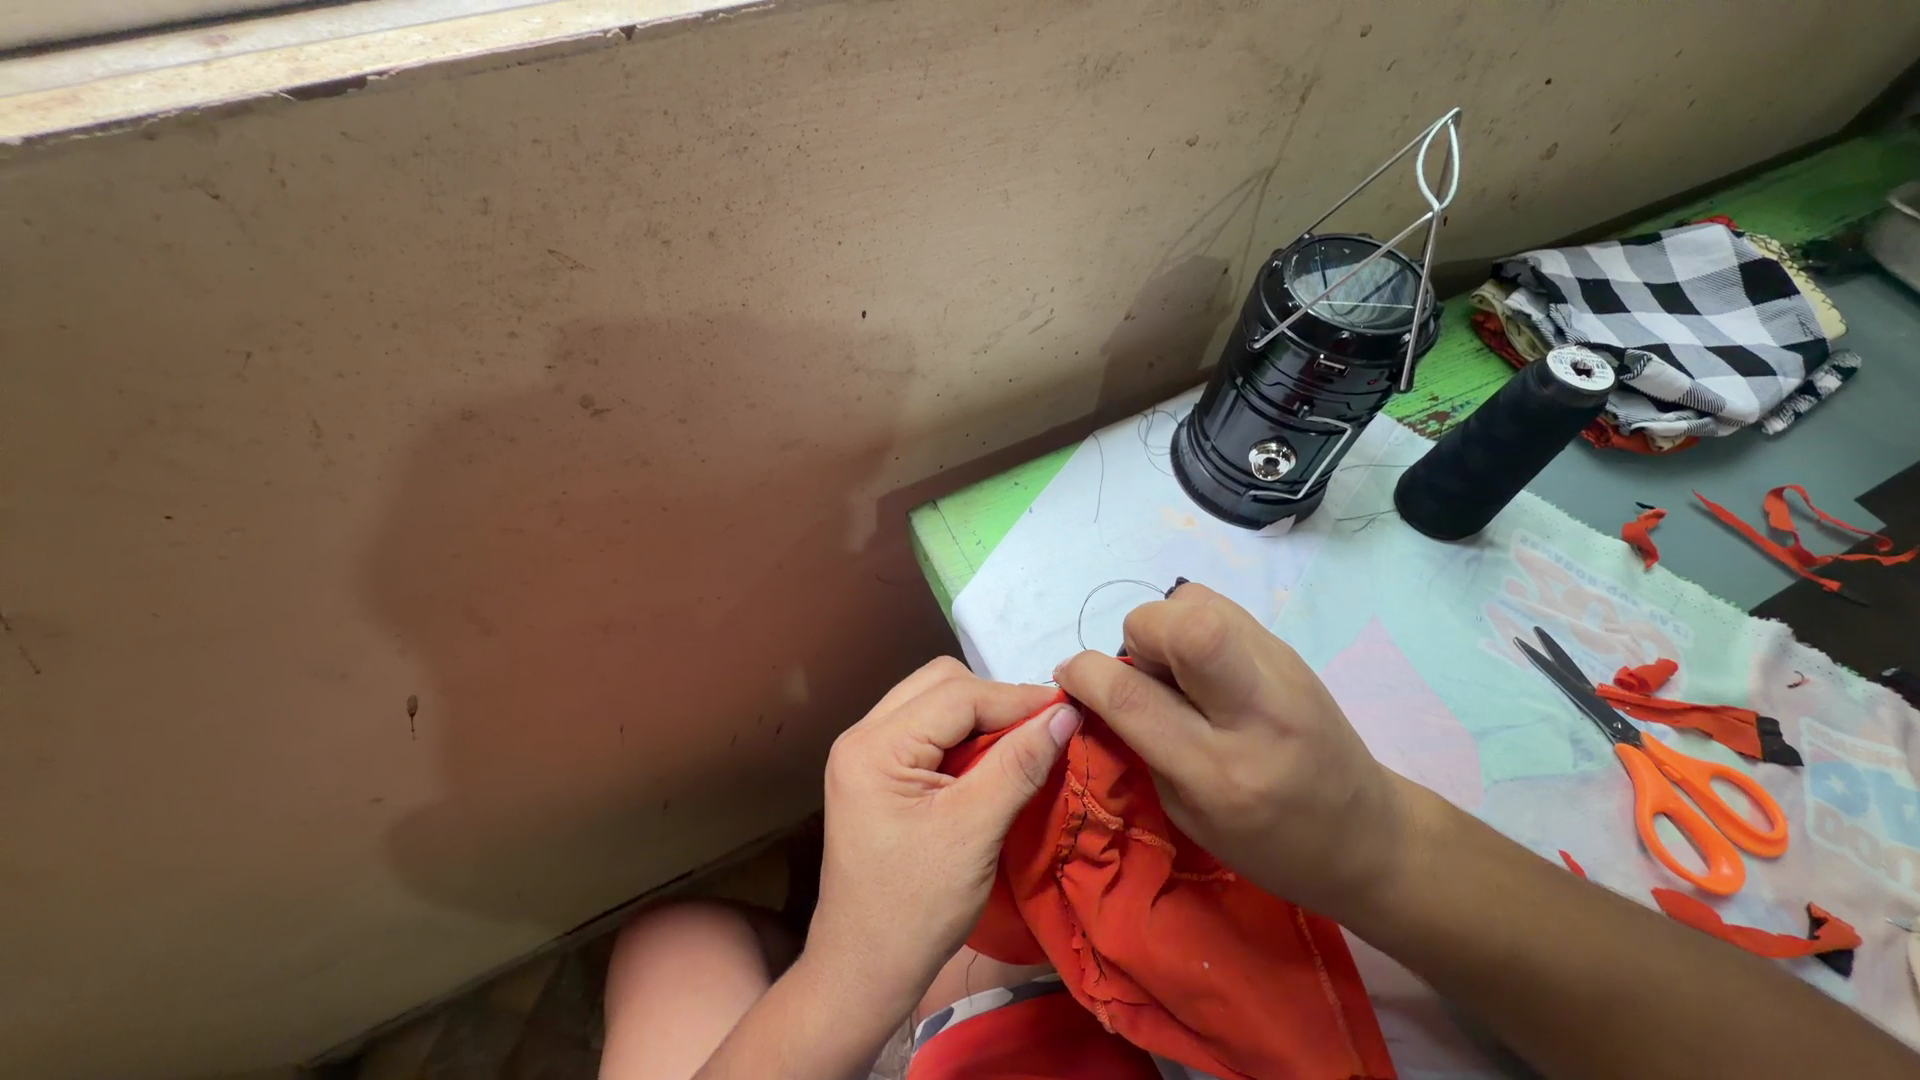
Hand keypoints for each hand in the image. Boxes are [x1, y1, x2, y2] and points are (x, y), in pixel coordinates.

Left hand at [806, 658, 1079, 1013]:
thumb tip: (1066, 714)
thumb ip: (1019, 765)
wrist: (866, 969)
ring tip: (1024, 742)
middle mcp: (862, 736)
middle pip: (940, 685)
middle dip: (995, 700)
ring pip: (935, 703)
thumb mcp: (974, 831)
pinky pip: (928, 731)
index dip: (1016, 699)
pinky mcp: (879, 774)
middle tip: (1043, 728)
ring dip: (981, 716)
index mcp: (873, 746)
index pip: (956, 695)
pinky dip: (965, 737)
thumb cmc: (917, 907)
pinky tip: (993, 759)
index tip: (1068, 712)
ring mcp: (866, 754)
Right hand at [1054, 583, 1411, 921]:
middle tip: (1145, 672)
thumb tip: (1099, 687)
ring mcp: (1283, 674)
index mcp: (1218, 772)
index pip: (1132, 697)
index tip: (1070, 676)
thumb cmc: (1268, 845)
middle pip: (1182, 627)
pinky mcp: (1292, 652)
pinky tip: (1206, 665)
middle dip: (1138, 635)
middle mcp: (1255, 715)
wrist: (1366, 836)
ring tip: (1179, 670)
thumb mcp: (1187, 815)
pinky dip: (1194, 623)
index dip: (1084, 674)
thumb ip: (1140, 745)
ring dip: (1166, 626)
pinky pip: (1222, 609)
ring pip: (1199, 604)